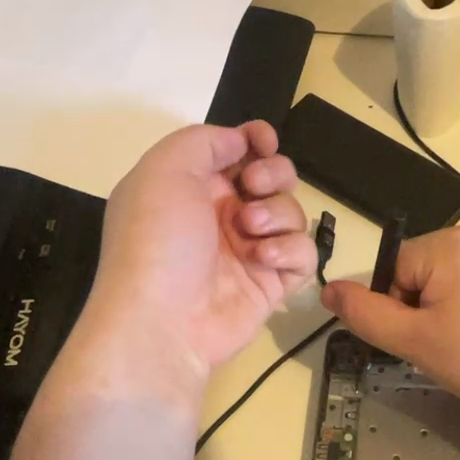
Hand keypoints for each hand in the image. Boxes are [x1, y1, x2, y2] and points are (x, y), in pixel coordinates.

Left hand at [76, 122, 316, 377]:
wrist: (162, 319)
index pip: (237, 151)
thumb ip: (205, 141)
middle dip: (273, 173)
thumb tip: (241, 142)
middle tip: (253, 188)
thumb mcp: (165, 168)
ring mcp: (250, 250)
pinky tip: (264, 258)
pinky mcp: (272, 283)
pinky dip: (290, 250)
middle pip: (273, 178)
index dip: (256, 140)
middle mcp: (223, 215)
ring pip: (292, 214)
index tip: (265, 142)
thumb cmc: (156, 238)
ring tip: (249, 231)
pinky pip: (303, 255)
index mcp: (193, 185)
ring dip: (277, 214)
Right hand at [320, 222, 459, 413]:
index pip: (395, 270)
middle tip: (452, 345)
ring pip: (453, 276)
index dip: (401, 311)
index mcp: (450, 243)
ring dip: (452, 306)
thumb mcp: (414, 342)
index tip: (426, 340)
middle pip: (424, 270)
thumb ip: (366, 315)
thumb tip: (330, 290)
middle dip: (427, 307)